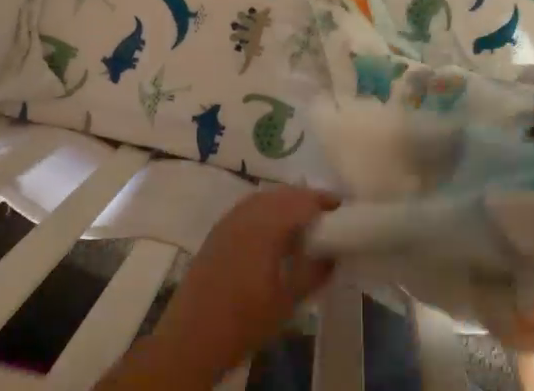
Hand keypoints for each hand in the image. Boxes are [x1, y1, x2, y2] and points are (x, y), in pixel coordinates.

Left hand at [101, 187, 339, 388]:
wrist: (190, 339)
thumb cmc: (244, 320)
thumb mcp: (287, 301)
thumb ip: (314, 273)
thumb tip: (334, 255)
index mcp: (266, 226)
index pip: (303, 200)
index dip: (325, 201)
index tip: (343, 210)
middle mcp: (246, 214)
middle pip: (283, 194)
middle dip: (306, 200)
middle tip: (326, 217)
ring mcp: (228, 221)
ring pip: (264, 199)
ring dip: (286, 204)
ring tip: (302, 225)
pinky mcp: (216, 233)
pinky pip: (248, 209)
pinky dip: (266, 212)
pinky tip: (273, 235)